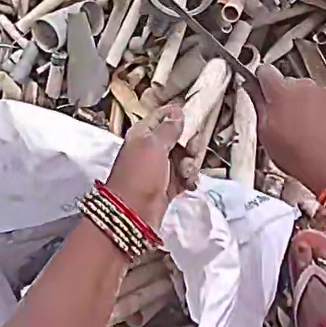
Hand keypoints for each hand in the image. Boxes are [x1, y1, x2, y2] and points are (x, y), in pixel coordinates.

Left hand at [104, 103, 182, 227]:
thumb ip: (168, 128)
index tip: (192, 120)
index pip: (163, 116)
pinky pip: (185, 175)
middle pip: (179, 137)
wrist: (133, 215)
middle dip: (190, 144)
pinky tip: (190, 184)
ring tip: (187, 174)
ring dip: (191, 164)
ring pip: (185, 156)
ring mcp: (161, 168)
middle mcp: (152, 148)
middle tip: (191, 152)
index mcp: (143, 134)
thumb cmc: (141, 175)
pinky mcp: (169, 185)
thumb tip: (177, 111)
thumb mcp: (154, 146)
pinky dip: (189, 179)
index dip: (177, 116)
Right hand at [253, 65, 325, 193]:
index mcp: (280, 90)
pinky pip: (324, 101)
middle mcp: (303, 86)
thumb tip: (253, 93)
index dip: (260, 80)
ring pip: (306, 92)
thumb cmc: (299, 155)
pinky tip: (315, 132)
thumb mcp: (265, 133)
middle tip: (280, 120)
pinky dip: (319, 112)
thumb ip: (258, 106)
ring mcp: (323, 93)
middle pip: (287, 83)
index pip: (264, 71)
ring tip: (299, 130)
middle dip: (282, 97)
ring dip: (302, 105)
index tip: (258, 89)